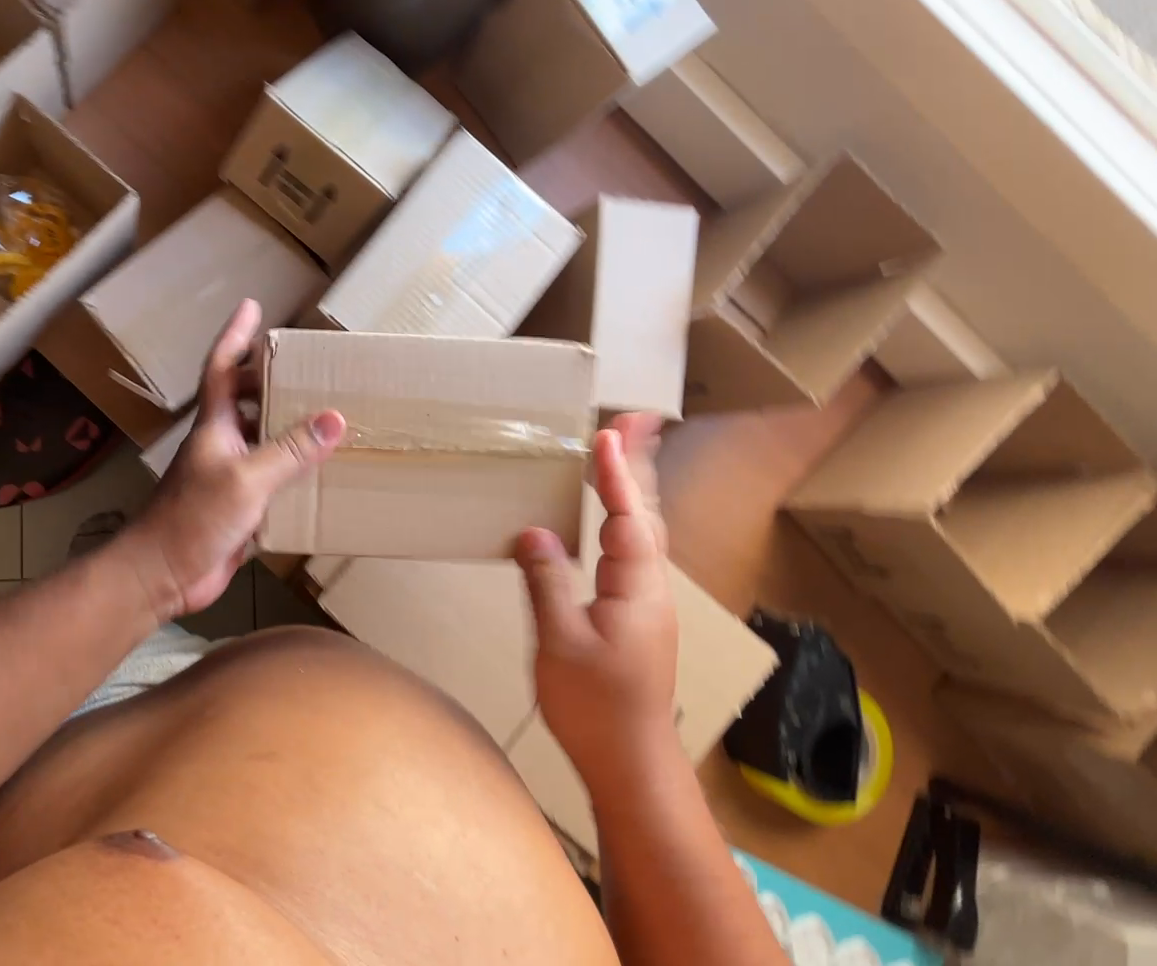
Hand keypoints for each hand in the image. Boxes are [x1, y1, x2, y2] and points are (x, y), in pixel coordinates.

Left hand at [123, 300, 344, 620]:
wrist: (162, 573)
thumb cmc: (193, 517)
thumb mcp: (247, 478)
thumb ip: (290, 450)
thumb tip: (335, 418)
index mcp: (215, 425)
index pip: (224, 368)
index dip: (236, 335)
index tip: (251, 306)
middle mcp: (221, 444)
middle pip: (248, 400)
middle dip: (274, 380)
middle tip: (311, 368)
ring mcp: (229, 476)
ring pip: (263, 440)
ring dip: (289, 426)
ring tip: (328, 413)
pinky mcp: (239, 509)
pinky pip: (272, 480)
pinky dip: (295, 473)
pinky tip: (322, 474)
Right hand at [515, 413, 679, 786]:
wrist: (629, 759)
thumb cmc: (595, 703)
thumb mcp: (561, 641)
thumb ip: (548, 582)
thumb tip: (534, 532)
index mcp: (636, 587)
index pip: (626, 517)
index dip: (616, 475)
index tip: (609, 433)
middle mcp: (649, 588)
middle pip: (646, 515)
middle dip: (640, 467)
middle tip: (637, 424)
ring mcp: (645, 604)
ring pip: (641, 534)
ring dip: (633, 491)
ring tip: (623, 456)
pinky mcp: (634, 618)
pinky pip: (630, 554)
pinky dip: (623, 521)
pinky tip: (610, 522)